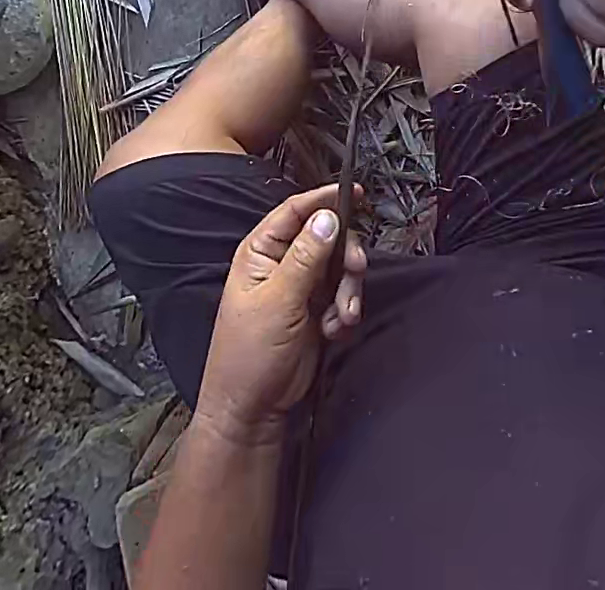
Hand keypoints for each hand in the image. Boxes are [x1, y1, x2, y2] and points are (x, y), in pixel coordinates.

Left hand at [196, 184, 367, 446]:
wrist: (254, 409)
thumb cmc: (249, 355)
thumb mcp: (278, 301)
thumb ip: (306, 258)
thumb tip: (327, 217)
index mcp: (261, 252)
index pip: (296, 211)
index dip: (325, 199)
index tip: (355, 194)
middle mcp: (282, 263)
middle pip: (327, 237)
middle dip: (345, 256)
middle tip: (355, 270)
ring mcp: (301, 286)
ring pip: (339, 266)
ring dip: (348, 289)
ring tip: (342, 315)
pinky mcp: (317, 307)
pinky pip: (343, 293)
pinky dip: (346, 309)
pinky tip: (335, 329)